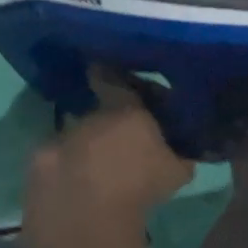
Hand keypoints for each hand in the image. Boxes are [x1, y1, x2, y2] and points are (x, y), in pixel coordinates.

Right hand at [27, 69, 193, 222]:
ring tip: (86, 62)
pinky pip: (82, 119)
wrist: (69, 192)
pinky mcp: (79, 148)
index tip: (141, 58)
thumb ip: (123, 87)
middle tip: (109, 55)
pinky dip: (76, 104)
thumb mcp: (131, 115)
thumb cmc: (115, 160)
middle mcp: (152, 151)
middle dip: (125, 85)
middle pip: (142, 109)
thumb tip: (102, 65)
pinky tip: (68, 82)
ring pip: (110, 112)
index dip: (159, 83)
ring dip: (98, 93)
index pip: (177, 109)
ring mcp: (113, 151)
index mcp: (180, 152)